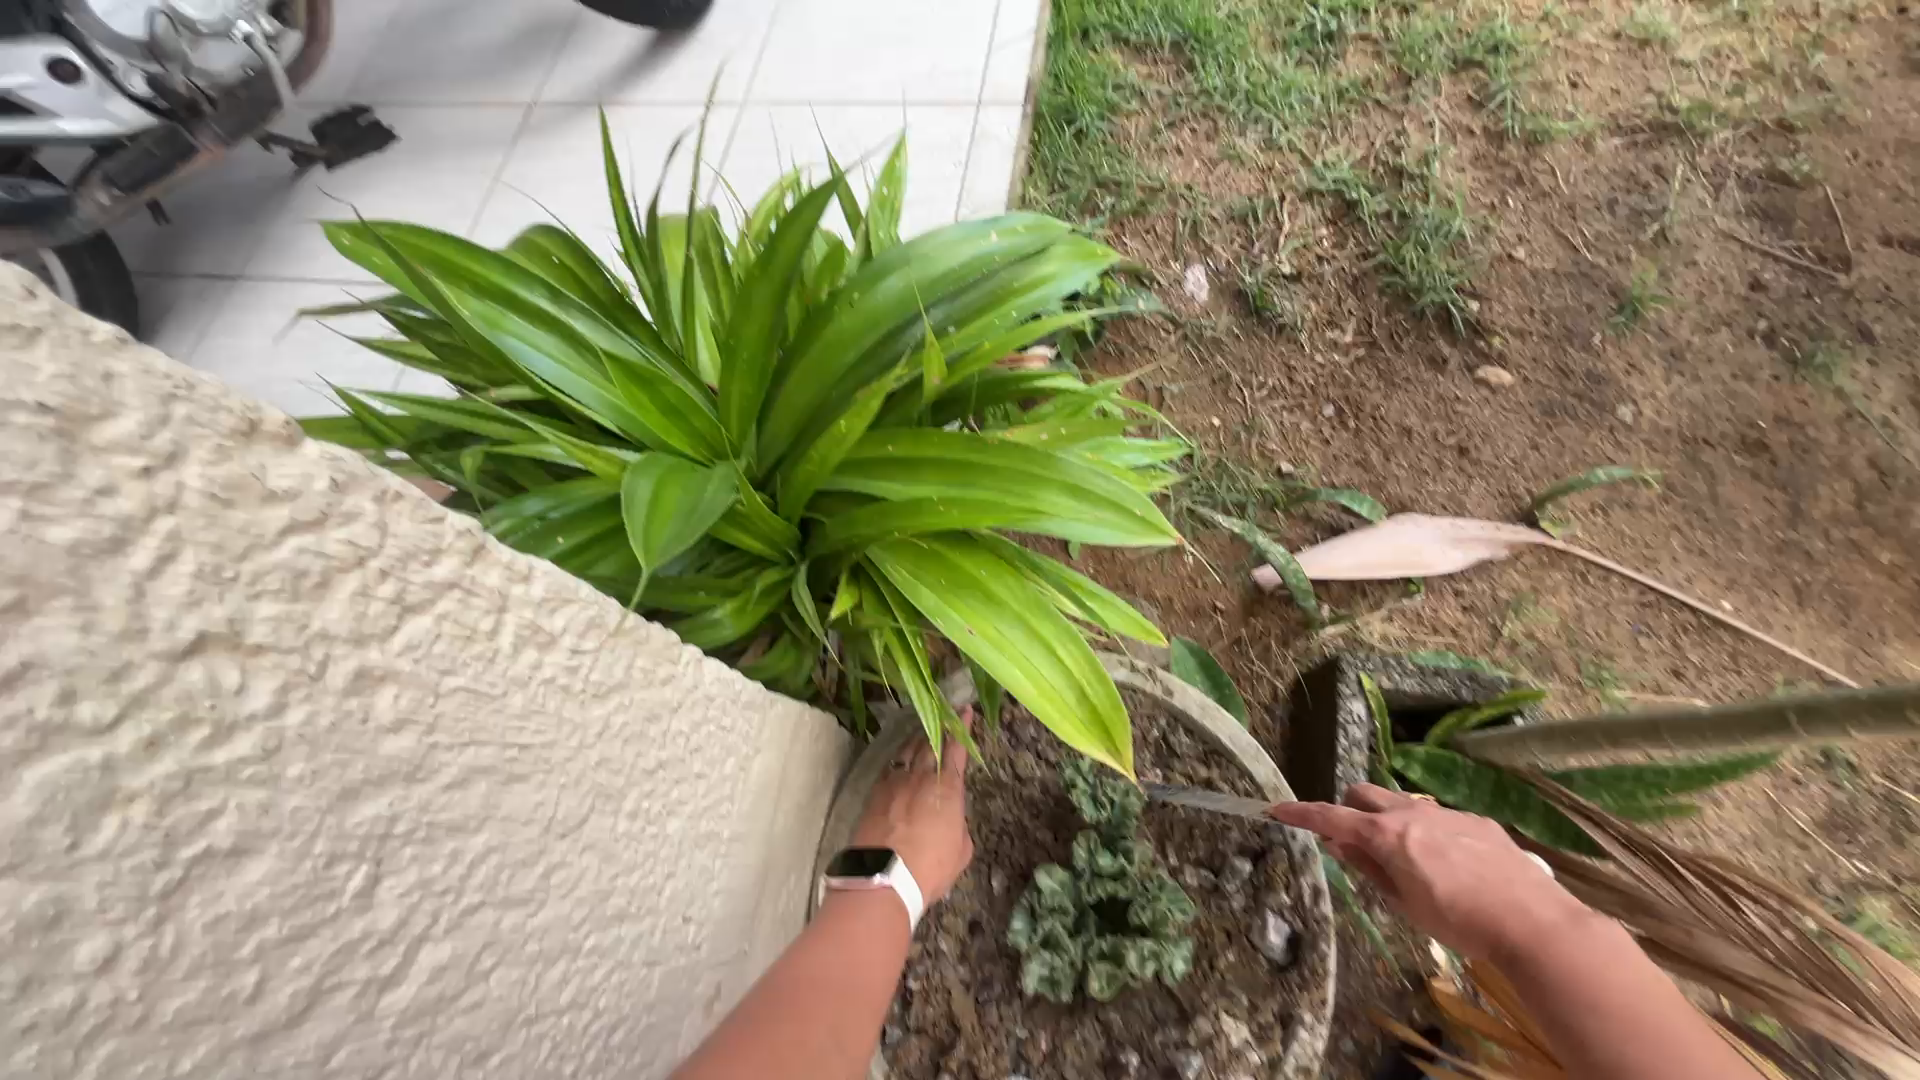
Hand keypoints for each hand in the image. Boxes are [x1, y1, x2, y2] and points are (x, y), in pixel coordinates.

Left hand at [849, 709, 975, 906]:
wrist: (883, 878)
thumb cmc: (930, 867)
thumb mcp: (961, 850)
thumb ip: (958, 825)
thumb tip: (949, 818)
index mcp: (948, 787)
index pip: (957, 749)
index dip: (962, 727)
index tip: (966, 709)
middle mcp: (921, 776)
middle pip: (930, 743)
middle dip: (939, 726)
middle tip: (944, 713)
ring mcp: (895, 782)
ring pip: (907, 750)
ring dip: (917, 739)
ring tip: (922, 732)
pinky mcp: (875, 793)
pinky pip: (890, 766)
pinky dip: (898, 759)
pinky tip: (900, 760)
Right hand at [1269, 784, 1592, 963]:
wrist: (1536, 924)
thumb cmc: (1461, 922)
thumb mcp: (1405, 904)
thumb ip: (1370, 870)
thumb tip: (1341, 846)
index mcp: (1386, 836)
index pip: (1331, 817)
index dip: (1301, 814)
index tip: (1276, 809)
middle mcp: (1411, 814)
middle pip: (1363, 793)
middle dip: (1350, 809)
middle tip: (1357, 842)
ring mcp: (1446, 814)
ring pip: (1401, 802)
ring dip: (1390, 819)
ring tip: (1411, 858)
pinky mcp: (1477, 821)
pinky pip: (1439, 817)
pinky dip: (1430, 832)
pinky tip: (1455, 866)